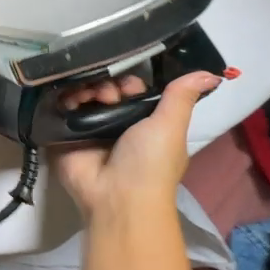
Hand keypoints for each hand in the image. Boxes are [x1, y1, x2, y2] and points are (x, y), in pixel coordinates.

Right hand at [54, 71, 218, 220]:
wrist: (117, 195)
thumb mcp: (170, 128)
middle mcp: (114, 123)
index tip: (127, 86)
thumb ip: (181, 98)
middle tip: (106, 95)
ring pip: (81, 94)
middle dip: (104, 84)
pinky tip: (69, 102)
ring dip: (83, 89)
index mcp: (142, 122)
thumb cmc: (150, 162)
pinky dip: (63, 99)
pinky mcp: (63, 133)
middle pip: (103, 89)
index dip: (128, 83)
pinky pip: (58, 107)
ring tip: (86, 99)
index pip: (130, 90)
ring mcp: (87, 128)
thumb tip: (211, 74)